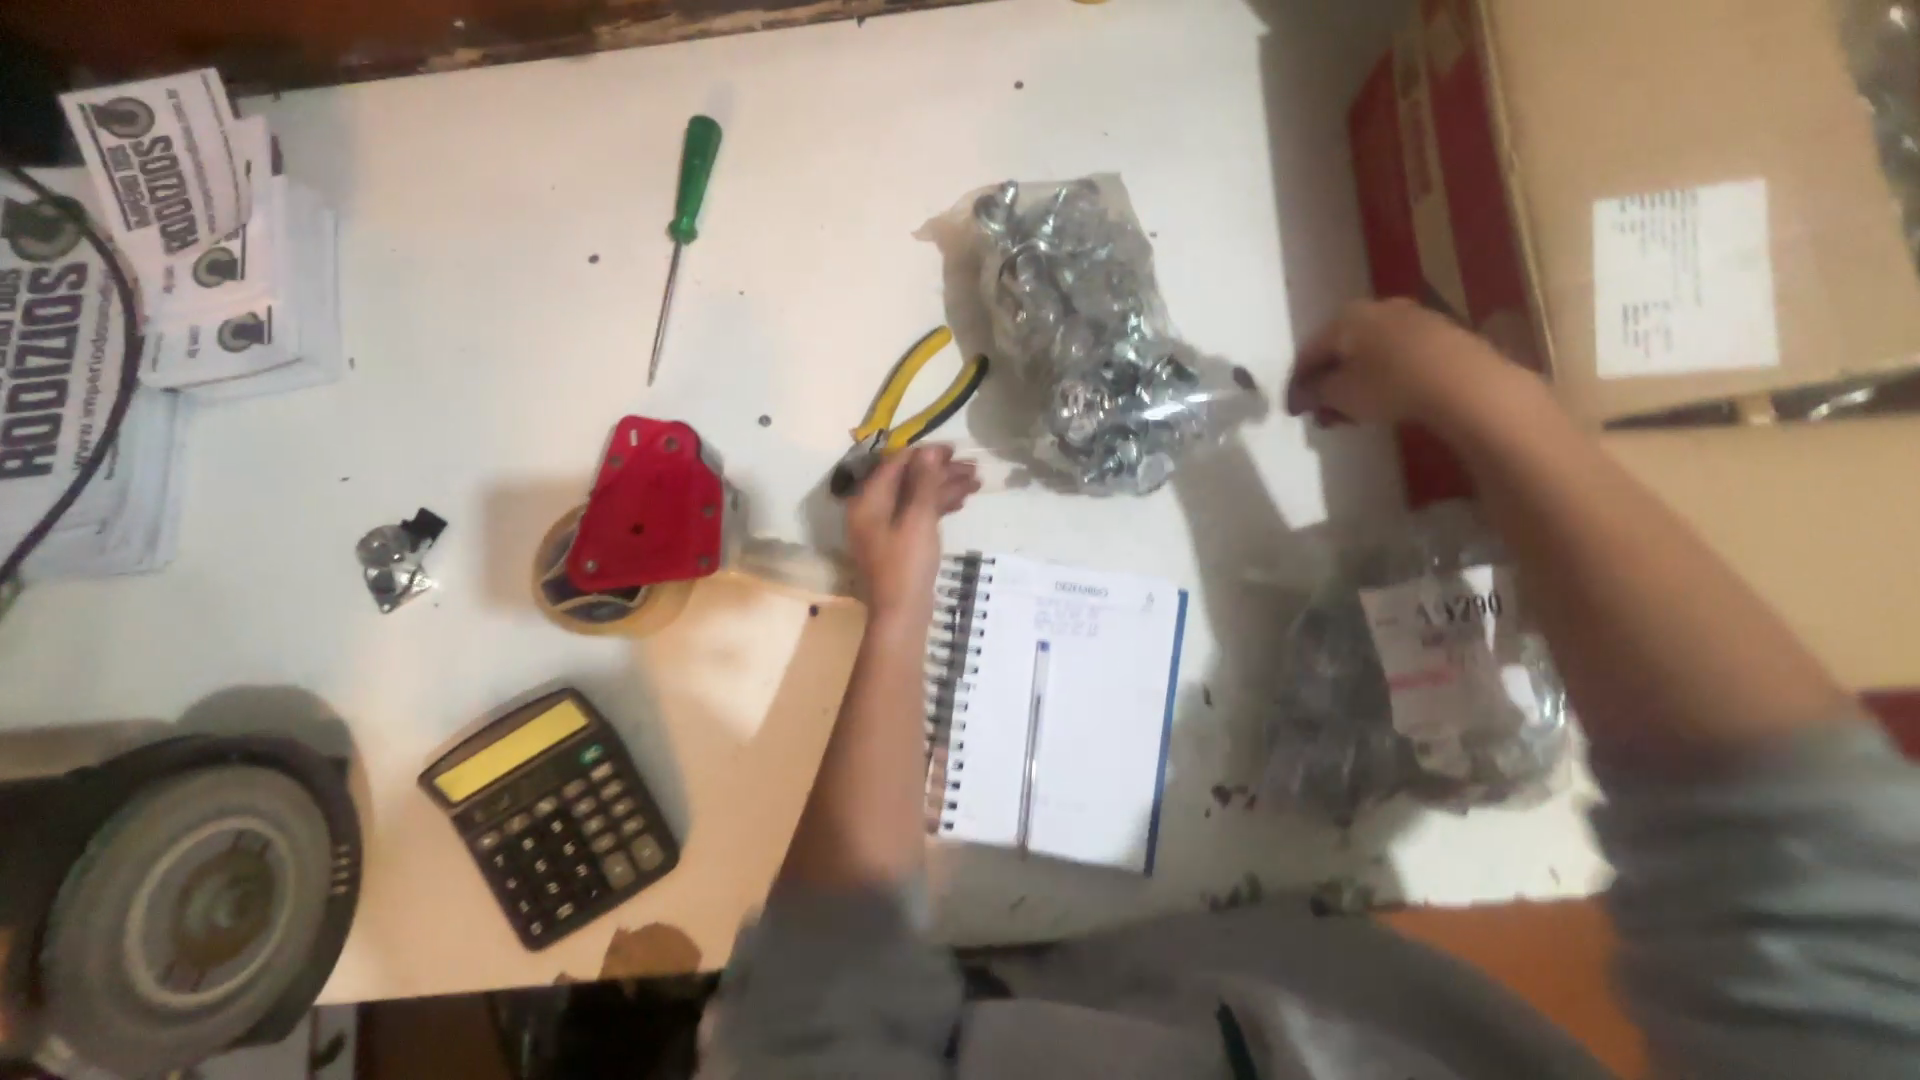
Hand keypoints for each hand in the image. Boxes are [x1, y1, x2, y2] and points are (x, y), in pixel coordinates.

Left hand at [846, 444, 980, 621]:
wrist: (902, 615)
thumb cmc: (907, 565)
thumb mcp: (918, 519)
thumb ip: (923, 482)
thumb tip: (929, 451)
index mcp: (867, 501)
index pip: (895, 465)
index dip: (925, 454)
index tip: (954, 449)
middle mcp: (871, 510)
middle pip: (907, 480)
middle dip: (939, 473)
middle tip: (972, 467)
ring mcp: (883, 528)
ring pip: (915, 498)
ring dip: (943, 488)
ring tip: (975, 484)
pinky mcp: (897, 543)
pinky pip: (916, 515)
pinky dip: (937, 507)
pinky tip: (960, 503)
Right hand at [1284, 298, 1521, 431]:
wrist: (1463, 381)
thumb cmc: (1388, 384)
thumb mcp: (1339, 395)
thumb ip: (1313, 393)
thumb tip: (1302, 394)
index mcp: (1344, 318)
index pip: (1308, 352)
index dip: (1296, 385)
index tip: (1293, 412)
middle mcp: (1375, 309)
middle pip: (1340, 351)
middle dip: (1327, 384)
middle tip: (1322, 414)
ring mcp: (1410, 318)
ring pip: (1368, 354)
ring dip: (1354, 384)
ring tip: (1352, 414)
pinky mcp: (1438, 334)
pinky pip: (1396, 356)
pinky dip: (1381, 378)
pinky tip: (1384, 401)